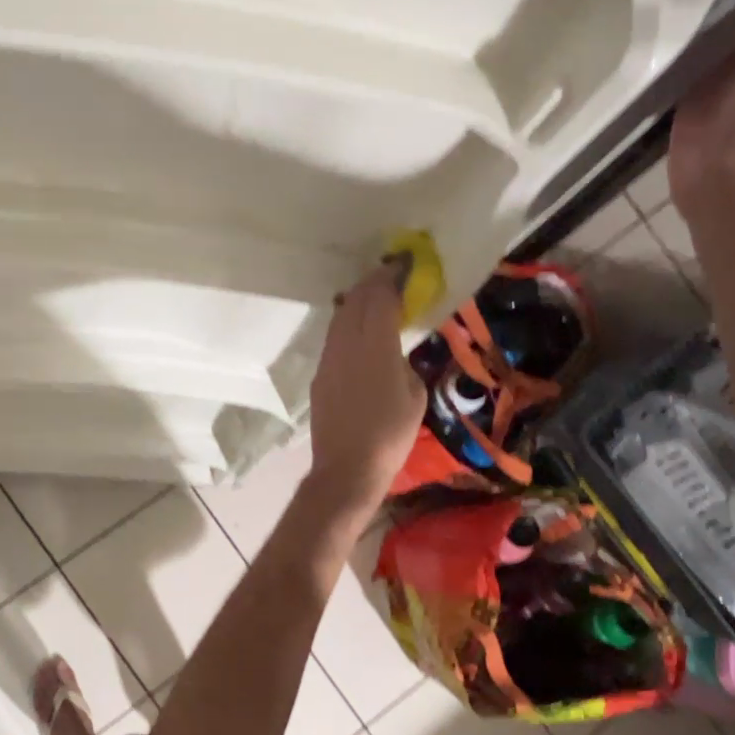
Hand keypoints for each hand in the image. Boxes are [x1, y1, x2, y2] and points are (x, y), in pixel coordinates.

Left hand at [306, 259, 425, 515]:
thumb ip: (405, 364)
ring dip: (357, 303)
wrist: (347, 469)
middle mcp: (345, 344)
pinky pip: (334, 340)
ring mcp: (327, 361)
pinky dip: (348, 326)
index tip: (406, 264)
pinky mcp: (320, 378)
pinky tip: (359, 335)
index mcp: (374, 344)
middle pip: (354, 300)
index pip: (379, 296)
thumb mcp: (414, 396)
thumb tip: (397, 355)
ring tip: (375, 301)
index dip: (393, 276)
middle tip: (392, 276)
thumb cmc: (389, 436)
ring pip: (340, 318)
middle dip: (373, 283)